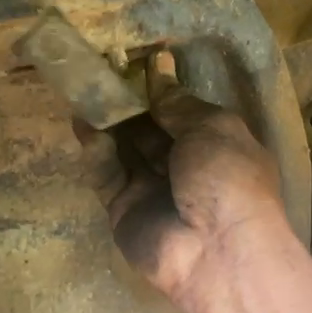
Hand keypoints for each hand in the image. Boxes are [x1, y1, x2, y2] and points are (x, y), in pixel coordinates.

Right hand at [102, 53, 285, 300]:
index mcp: (217, 146)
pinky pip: (108, 177)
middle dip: (128, 105)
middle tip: (99, 72)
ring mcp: (153, 192)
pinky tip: (84, 126)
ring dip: (107, 124)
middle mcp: (185, 168)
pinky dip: (97, 154)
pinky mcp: (124, 211)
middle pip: (150, 131)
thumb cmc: (228, 179)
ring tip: (83, 91)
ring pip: (124, 151)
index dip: (159, 90)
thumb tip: (160, 74)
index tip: (133, 61)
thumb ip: (179, 103)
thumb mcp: (213, 127)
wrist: (217, 251)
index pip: (183, 113)